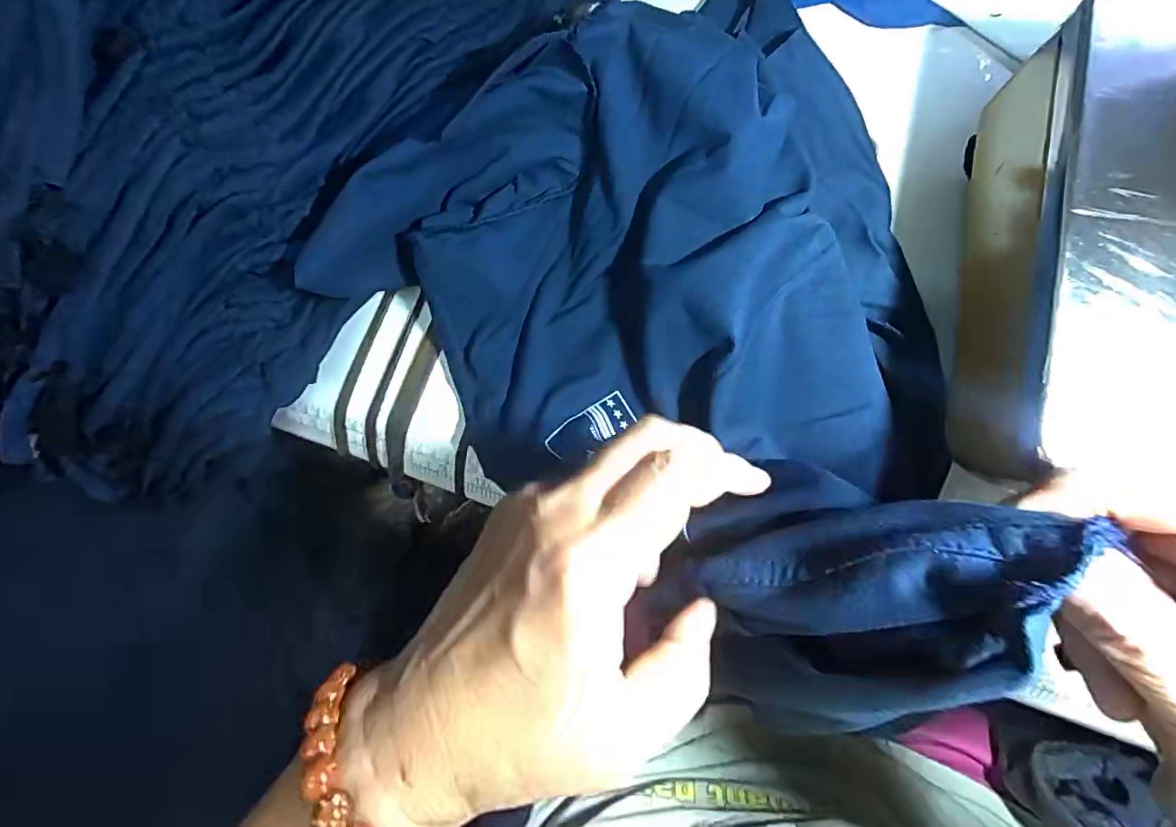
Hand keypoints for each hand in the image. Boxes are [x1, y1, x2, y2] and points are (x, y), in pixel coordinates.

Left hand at [338, 417, 769, 826]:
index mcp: (586, 563)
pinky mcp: (511, 509)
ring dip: (659, 468)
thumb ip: (684, 666)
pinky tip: (624, 545)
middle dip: (697, 446)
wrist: (420, 722)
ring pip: (613, 451)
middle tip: (730, 477)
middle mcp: (556, 512)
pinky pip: (583, 477)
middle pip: (643, 439)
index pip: (669, 478)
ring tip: (680, 528)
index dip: (722, 470)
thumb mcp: (623, 734)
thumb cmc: (521, 736)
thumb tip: (698, 606)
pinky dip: (621, 490)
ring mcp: (528, 503)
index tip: (755, 483)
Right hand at [1020, 470, 1175, 762]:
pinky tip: (1122, 679)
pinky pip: (1163, 595)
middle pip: (1169, 529)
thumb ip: (1128, 623)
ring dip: (1102, 611)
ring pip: (1152, 561)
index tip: (1024, 527)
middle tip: (1070, 639)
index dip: (1096, 500)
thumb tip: (1036, 544)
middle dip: (1095, 575)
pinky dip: (1121, 628)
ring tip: (1106, 683)